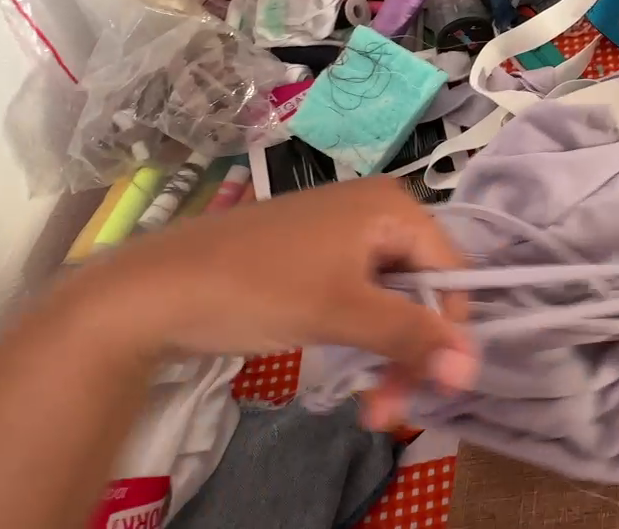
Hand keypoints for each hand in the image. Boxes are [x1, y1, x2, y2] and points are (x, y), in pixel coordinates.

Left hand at [62, 177, 474, 428]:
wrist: (144, 291)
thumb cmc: (255, 289)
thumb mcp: (340, 314)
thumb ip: (412, 335)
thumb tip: (473, 366)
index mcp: (394, 207)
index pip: (450, 271)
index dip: (449, 331)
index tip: (434, 390)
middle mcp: (378, 209)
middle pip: (421, 287)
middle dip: (411, 351)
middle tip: (388, 411)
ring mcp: (345, 230)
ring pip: (391, 297)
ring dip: (385, 352)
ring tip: (368, 406)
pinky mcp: (317, 253)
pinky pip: (361, 294)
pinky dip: (359, 334)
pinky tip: (345, 367)